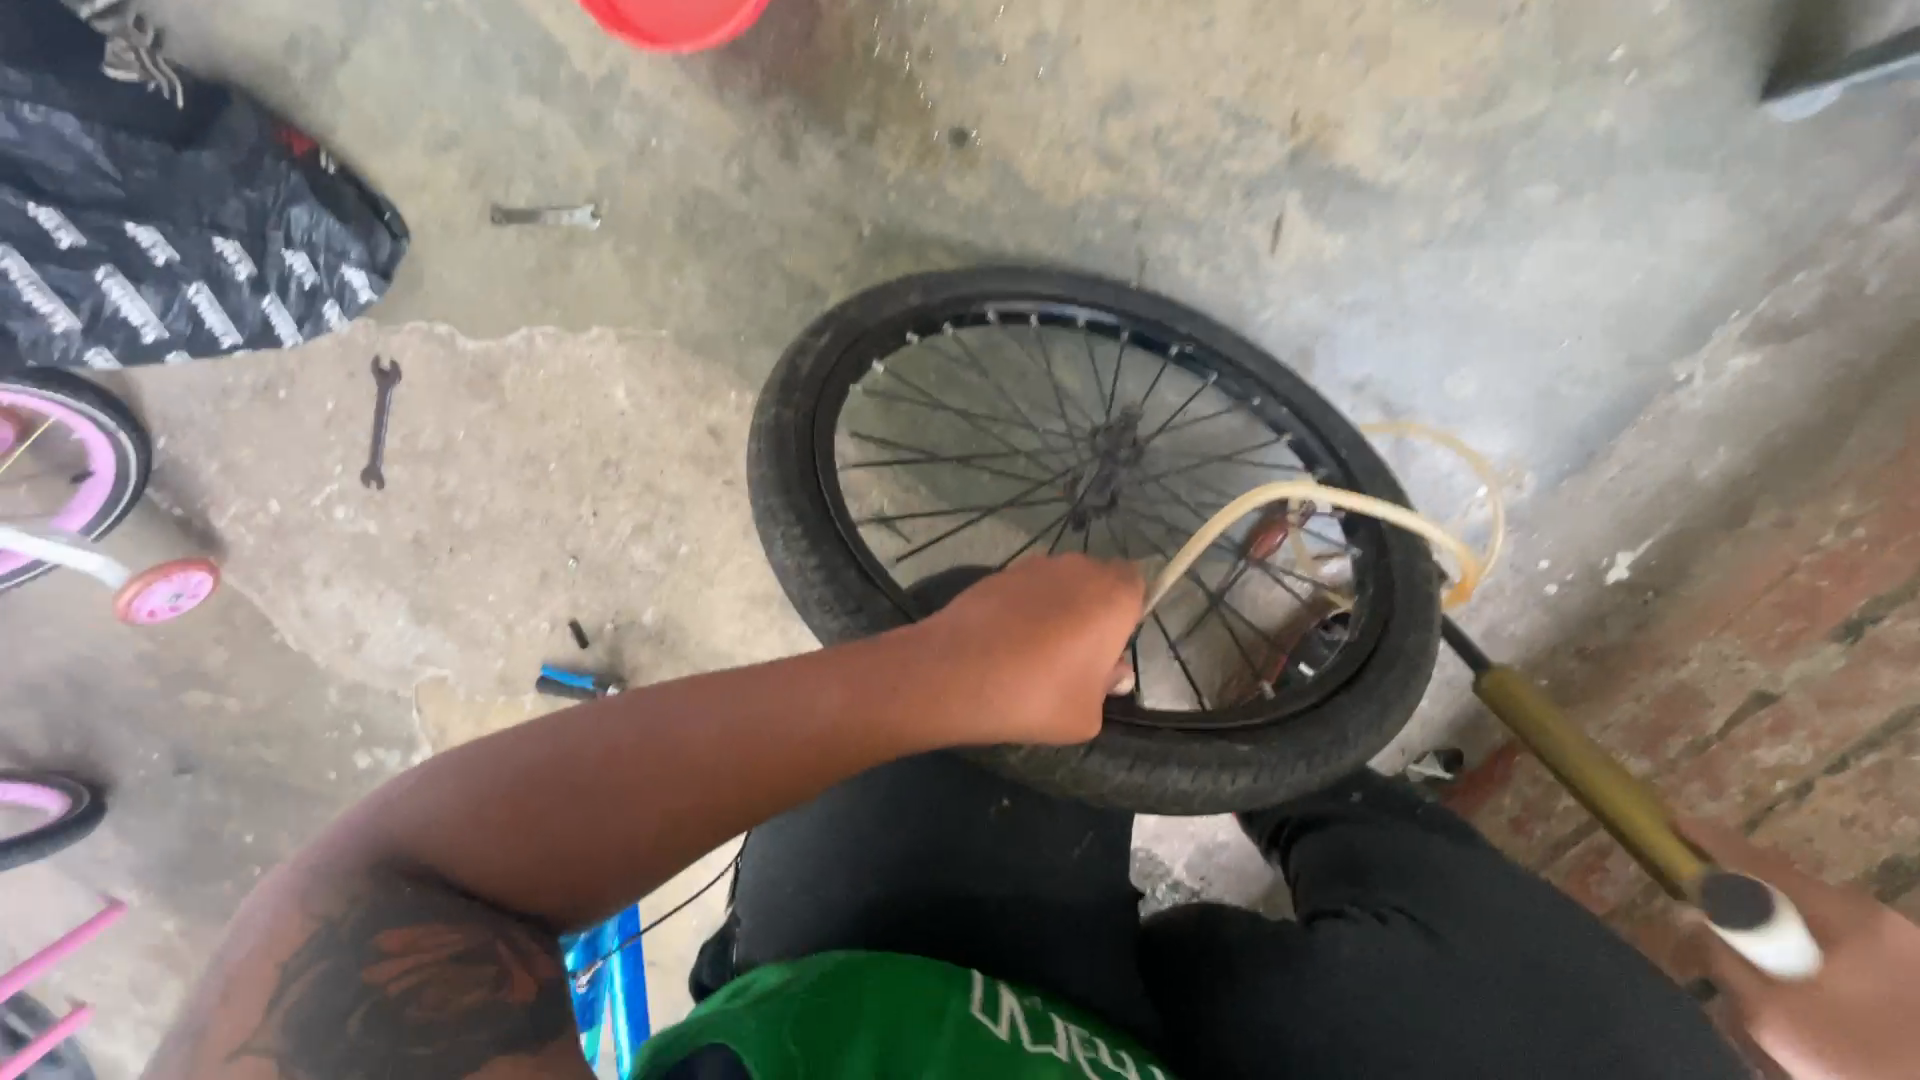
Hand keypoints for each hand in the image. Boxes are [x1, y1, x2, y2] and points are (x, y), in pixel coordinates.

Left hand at [895, 555, 1143, 747]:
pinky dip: (1022, 609)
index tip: (1109, 647)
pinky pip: (1025, 589)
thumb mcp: (1086, 715)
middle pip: (1097, 582)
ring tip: (1033, 653)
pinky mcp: (997, 574)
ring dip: (1056, 609)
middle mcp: (1078, 570)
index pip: (1137, 584)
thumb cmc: (1035, 696)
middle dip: (1092, 610)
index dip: (1126, 613)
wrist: (954, 673)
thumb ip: (1106, 688)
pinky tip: (1004, 643)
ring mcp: (1034, 567)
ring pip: (1059, 584)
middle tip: (1075, 655)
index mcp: (1113, 597)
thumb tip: (1112, 672)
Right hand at [1682, 820, 1919, 1079]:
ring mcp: (1903, 946)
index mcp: (1850, 918)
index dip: (1710, 841)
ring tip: (1745, 957)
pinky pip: (1838, 944)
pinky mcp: (1911, 974)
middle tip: (1700, 904)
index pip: (1762, 864)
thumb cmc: (1857, 1056)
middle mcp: (1879, 920)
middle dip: (1739, 891)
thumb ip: (1721, 958)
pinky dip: (1802, 950)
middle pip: (1787, 889)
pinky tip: (1790, 981)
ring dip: (1772, 928)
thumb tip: (1688, 916)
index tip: (1670, 822)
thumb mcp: (1771, 1014)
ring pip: (1813, 919)